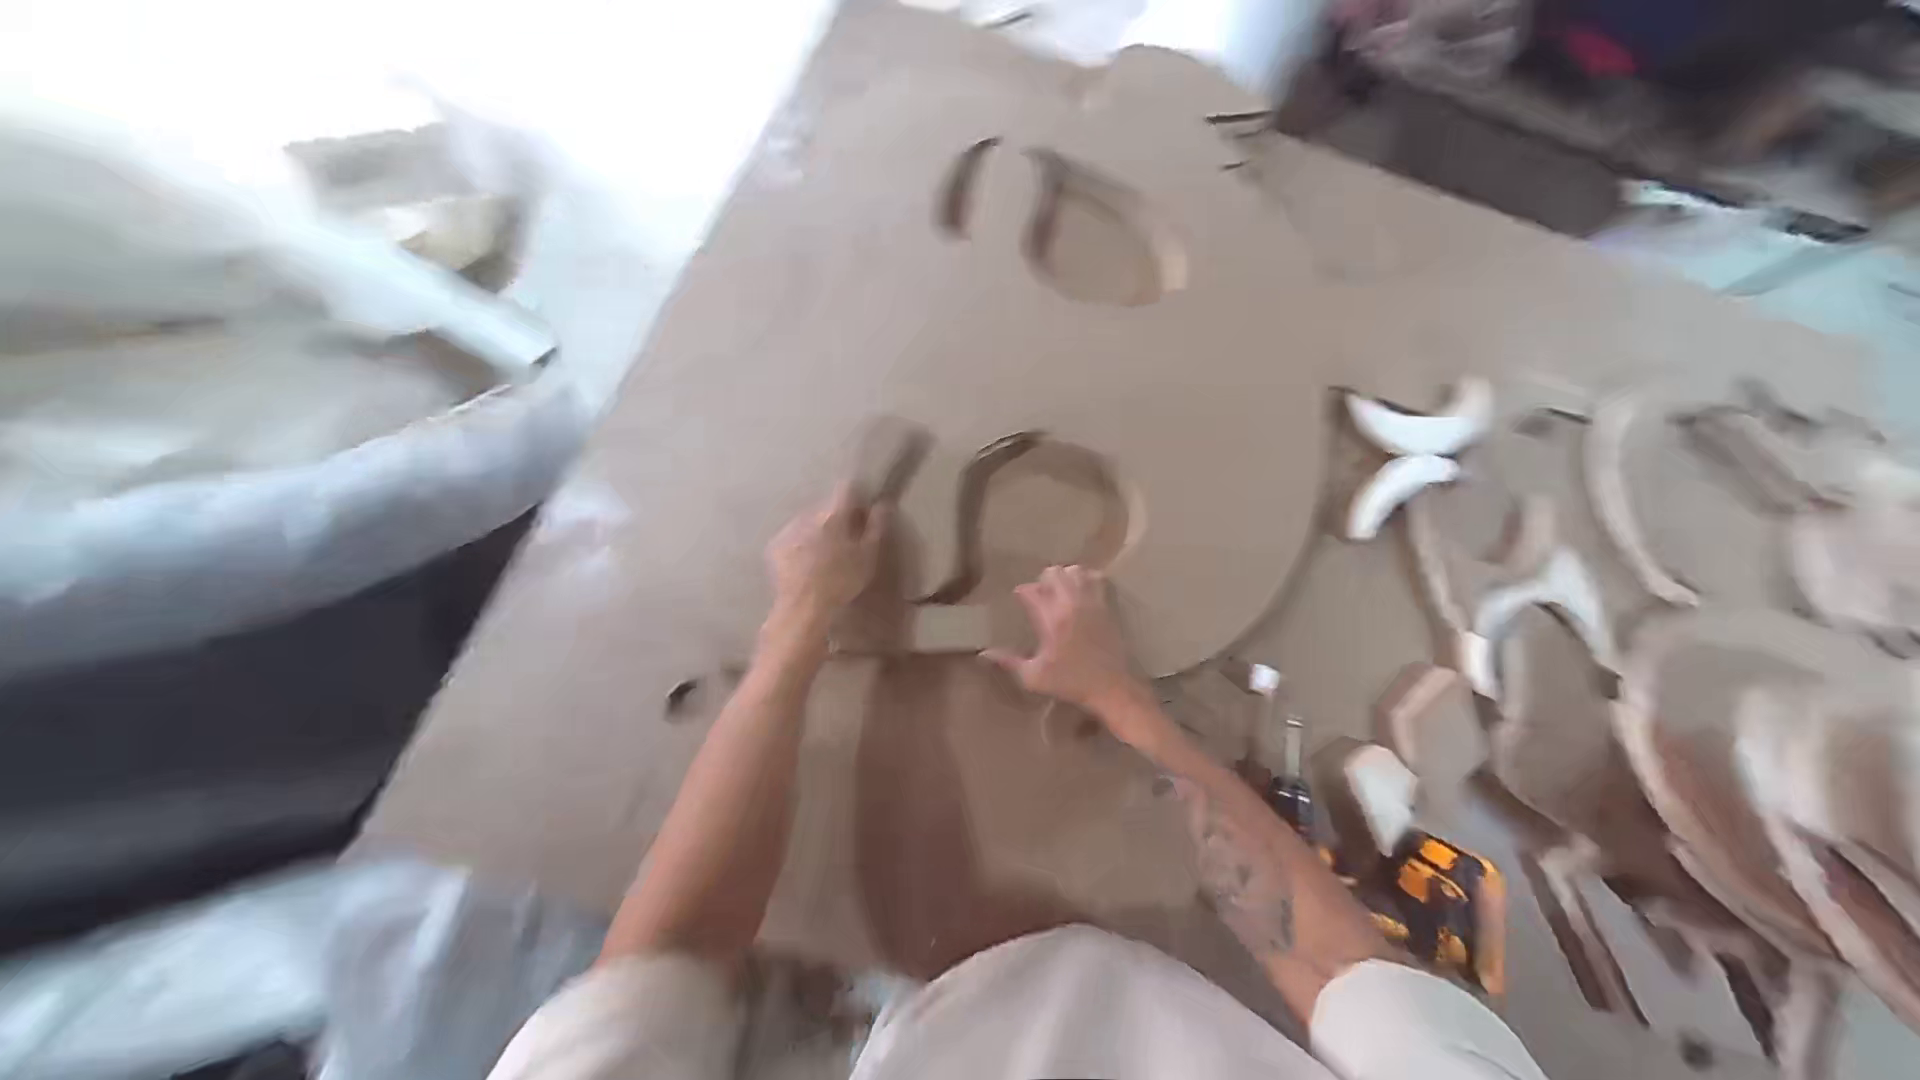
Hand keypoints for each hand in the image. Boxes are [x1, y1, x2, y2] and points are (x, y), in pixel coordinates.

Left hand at [766, 481, 887, 629]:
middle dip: (837, 517)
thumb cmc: (842, 581)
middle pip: (827, 506)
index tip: (862, 513)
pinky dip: (801, 543)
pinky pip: (793, 535)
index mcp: (834, 514)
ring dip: (818, 530)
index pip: (847, 488)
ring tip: (825, 554)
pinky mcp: (775, 545)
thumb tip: (882, 504)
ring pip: (808, 520)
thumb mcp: (868, 555)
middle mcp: (808, 515)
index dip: (857, 497)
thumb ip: (876, 526)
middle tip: (846, 540)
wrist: (804, 608)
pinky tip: (807, 563)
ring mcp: (789, 529)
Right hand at [983, 565, 1148, 713]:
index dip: (1023, 593)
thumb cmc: (1071, 683)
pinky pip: (1098, 579)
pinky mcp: (1109, 606)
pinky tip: (1083, 592)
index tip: (1020, 600)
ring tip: (1061, 591)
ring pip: (1076, 570)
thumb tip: (982, 653)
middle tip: (1041, 595)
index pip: (1031, 590)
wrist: (1112, 687)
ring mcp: (1092, 602)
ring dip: (1065, 576)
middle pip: (1053, 572)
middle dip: (1043, 580)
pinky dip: (1088, 579)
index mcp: (1051, 619)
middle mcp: (1071, 604)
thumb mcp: (1033, 677)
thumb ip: (1008, 661)